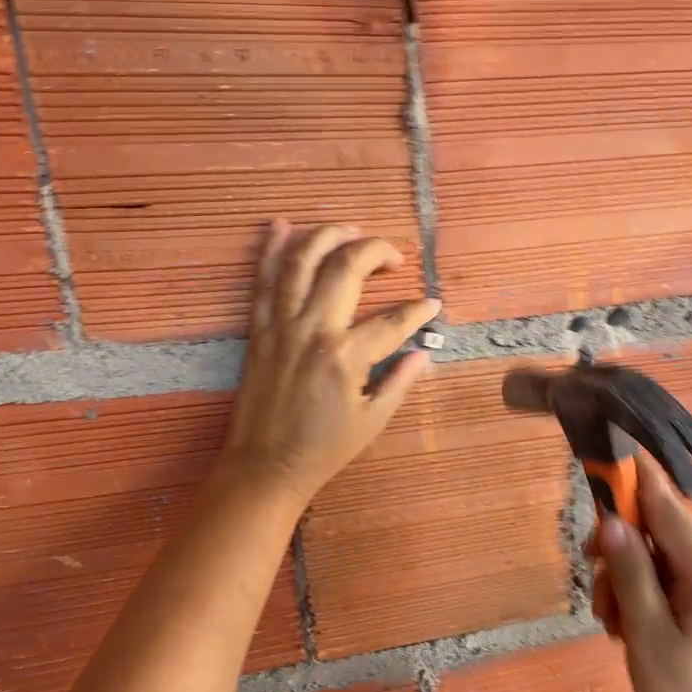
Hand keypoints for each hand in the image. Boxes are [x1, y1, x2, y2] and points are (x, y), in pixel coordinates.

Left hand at [219, 219, 440, 502]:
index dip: (418, 311)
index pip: (394, 320)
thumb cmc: (323, 450)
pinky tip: (281, 225)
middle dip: (376, 250)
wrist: (265, 466)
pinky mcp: (258, 329)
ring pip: (303, 260)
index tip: (432, 305)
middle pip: (347, 267)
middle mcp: (314, 331)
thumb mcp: (372, 421)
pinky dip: (270, 249)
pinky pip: (263, 279)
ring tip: (350, 228)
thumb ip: (399, 382)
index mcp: (347, 357)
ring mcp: (282, 326)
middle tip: (393, 257)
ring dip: (329, 234)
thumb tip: (424, 354)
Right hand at [594, 452, 691, 691]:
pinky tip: (624, 631)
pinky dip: (635, 599)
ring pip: (650, 561)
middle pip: (654, 533)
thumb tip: (611, 522)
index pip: (667, 507)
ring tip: (612, 627)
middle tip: (596, 589)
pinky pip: (659, 584)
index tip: (606, 456)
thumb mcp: (646, 629)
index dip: (635, 481)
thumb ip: (629, 571)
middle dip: (617, 553)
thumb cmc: (681, 691)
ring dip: (621, 583)